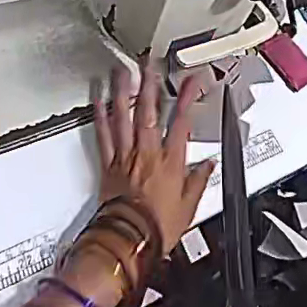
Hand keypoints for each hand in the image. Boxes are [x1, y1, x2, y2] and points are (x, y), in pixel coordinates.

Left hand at [94, 62, 212, 250]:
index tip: (191, 80)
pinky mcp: (109, 165)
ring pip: (124, 118)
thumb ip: (198, 180)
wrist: (129, 242)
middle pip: (148, 112)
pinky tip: (98, 100)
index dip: (187, 98)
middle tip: (150, 64)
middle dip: (150, 85)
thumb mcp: (189, 205)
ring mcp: (126, 157)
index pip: (181, 121)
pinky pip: (104, 136)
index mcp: (171, 161)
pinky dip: (100, 117)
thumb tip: (208, 165)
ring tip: (123, 72)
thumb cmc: (158, 227)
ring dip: (123, 93)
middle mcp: (147, 153)